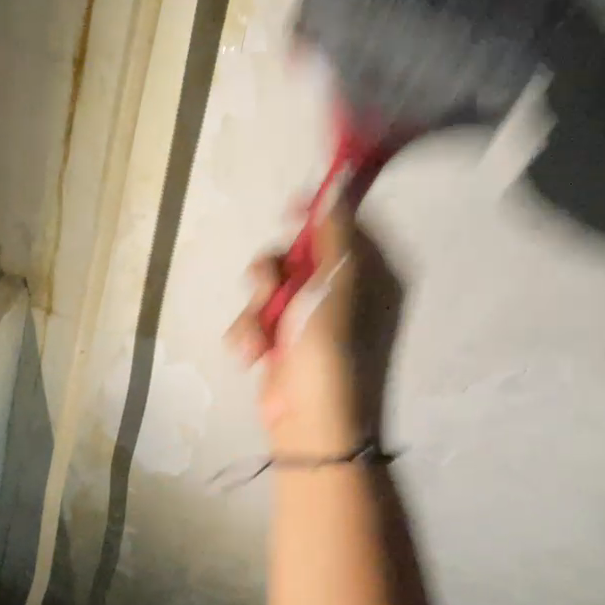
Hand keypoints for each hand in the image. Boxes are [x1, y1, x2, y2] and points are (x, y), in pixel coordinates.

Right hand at [226, 199, 402, 456]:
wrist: (306, 423)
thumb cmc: (327, 355)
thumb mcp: (331, 289)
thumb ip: (332, 236)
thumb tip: (337, 182)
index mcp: (360, 276)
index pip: (338, 227)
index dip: (312, 214)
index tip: (287, 211)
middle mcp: (331, 292)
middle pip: (290, 254)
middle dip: (269, 273)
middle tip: (267, 289)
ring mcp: (301, 319)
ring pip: (263, 288)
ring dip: (252, 311)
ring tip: (257, 340)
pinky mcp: (275, 342)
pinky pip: (250, 320)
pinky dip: (245, 336)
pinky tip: (250, 355)